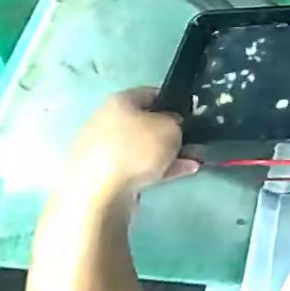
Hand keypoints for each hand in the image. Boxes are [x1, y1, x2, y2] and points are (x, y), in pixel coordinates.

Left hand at [44, 88, 197, 226]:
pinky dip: (156, 170)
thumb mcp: (171, 127)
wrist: (97, 196)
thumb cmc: (136, 150)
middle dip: (172, 135)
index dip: (175, 103)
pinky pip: (135, 168)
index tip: (191, 116)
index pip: (152, 93)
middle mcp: (106, 121)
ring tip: (192, 163)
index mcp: (119, 101)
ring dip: (167, 155)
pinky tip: (178, 175)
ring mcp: (101, 151)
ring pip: (143, 148)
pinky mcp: (101, 177)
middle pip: (146, 123)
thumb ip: (177, 122)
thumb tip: (173, 127)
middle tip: (193, 144)